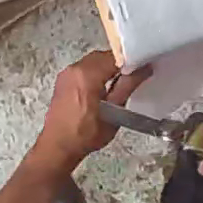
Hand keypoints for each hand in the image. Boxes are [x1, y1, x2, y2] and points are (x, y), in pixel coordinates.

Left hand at [27, 51, 149, 175]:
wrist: (59, 146)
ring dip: (106, 69)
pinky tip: (102, 89)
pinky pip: (82, 70)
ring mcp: (66, 75)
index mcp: (87, 75)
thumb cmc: (84, 134)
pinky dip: (94, 74)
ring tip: (118, 85)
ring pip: (92, 62)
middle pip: (102, 57)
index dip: (131, 60)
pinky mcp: (62, 81)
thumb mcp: (114, 111)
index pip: (114, 56)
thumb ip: (128, 85)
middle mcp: (74, 70)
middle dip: (118, 64)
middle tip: (132, 76)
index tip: (142, 67)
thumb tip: (143, 69)